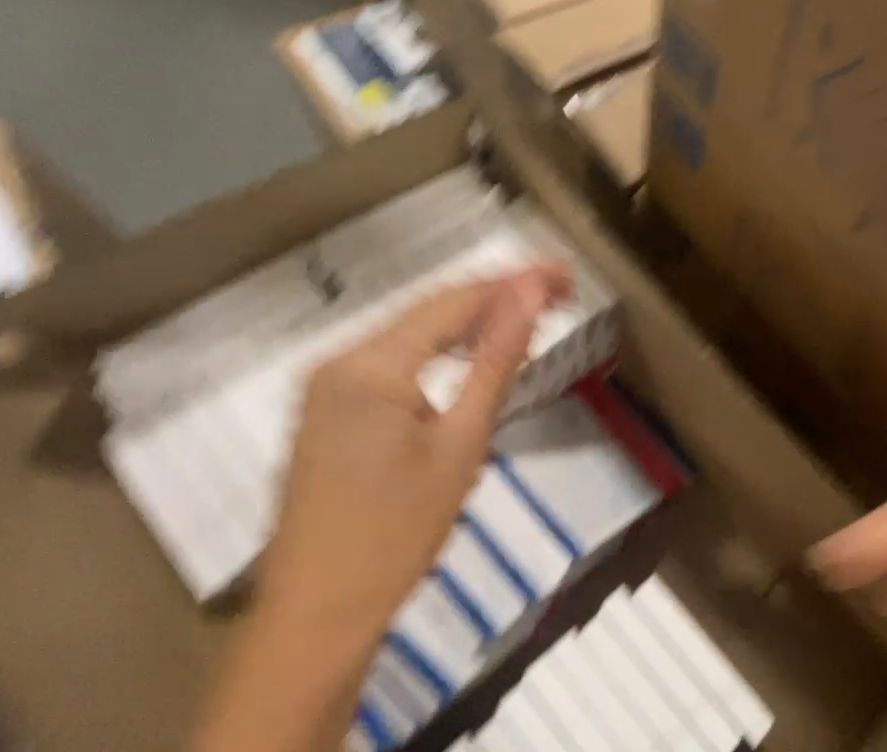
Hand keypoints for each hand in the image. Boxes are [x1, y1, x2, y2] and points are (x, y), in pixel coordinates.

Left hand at [256, 266, 571, 645]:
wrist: (317, 612)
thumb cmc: (399, 531)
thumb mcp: (462, 442)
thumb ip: (497, 361)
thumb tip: (530, 294)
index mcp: (370, 365)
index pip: (456, 301)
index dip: (516, 281)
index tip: (568, 274)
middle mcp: (339, 360)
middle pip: (431, 307)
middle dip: (497, 293)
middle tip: (561, 289)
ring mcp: (326, 385)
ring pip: (412, 329)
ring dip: (471, 318)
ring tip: (531, 312)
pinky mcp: (326, 409)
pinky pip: (392, 356)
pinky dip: (440, 346)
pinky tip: (474, 351)